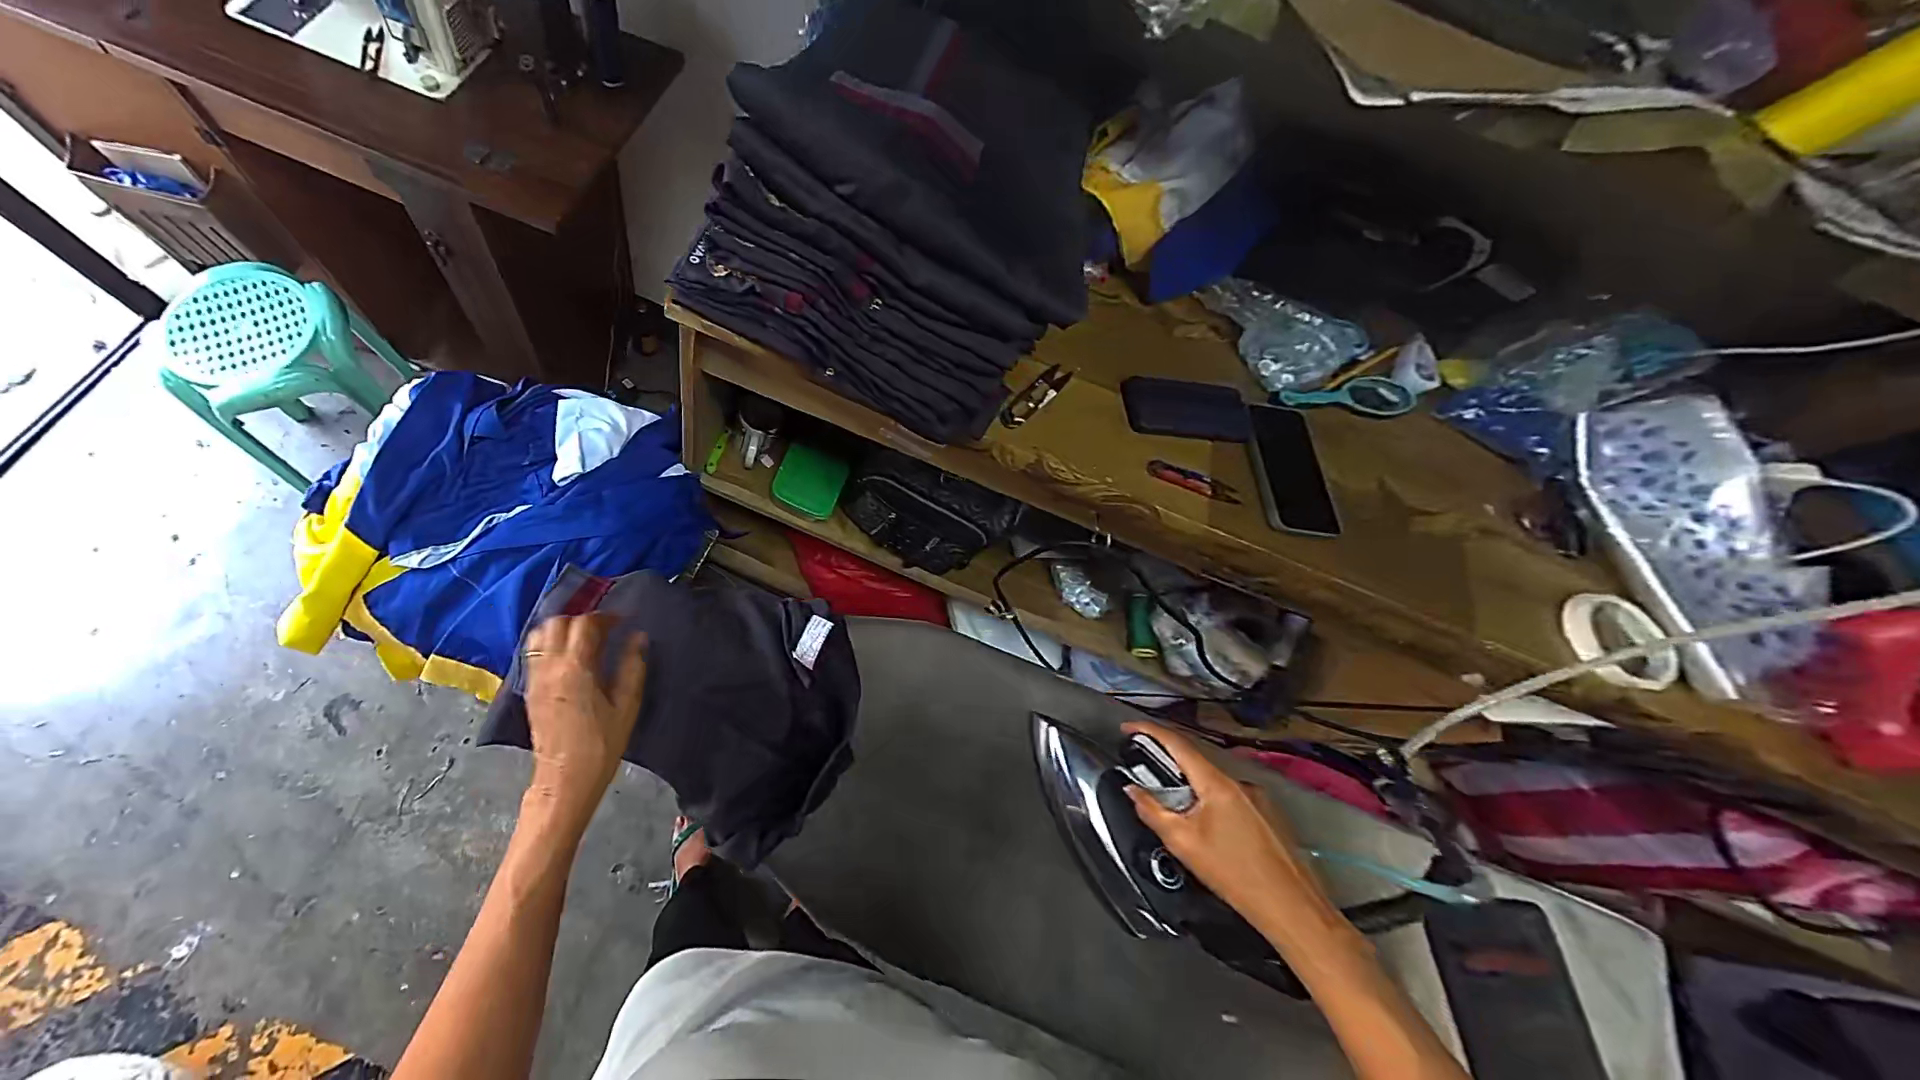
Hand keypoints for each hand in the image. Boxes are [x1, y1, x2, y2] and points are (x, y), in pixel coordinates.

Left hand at [521, 614, 647, 815]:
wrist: (565, 778)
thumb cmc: (601, 744)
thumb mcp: (627, 705)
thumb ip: (632, 667)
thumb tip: (638, 637)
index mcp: (576, 669)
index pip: (585, 625)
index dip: (606, 616)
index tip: (624, 620)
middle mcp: (549, 668)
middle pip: (557, 623)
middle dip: (582, 618)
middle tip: (606, 627)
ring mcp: (535, 678)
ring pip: (540, 635)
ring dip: (563, 629)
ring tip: (585, 638)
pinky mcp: (530, 690)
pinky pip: (534, 653)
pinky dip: (551, 644)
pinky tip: (570, 656)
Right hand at [1122, 721, 1332, 932]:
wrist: (1291, 908)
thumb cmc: (1238, 877)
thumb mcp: (1182, 843)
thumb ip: (1151, 811)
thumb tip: (1133, 791)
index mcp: (1217, 784)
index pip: (1177, 744)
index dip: (1148, 730)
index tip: (1129, 727)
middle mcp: (1240, 784)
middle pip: (1195, 762)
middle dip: (1167, 766)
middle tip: (1146, 777)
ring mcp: (1257, 798)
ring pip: (1212, 782)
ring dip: (1190, 789)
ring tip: (1180, 818)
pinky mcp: (1267, 814)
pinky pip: (1230, 797)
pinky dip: (1211, 803)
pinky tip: (1210, 833)